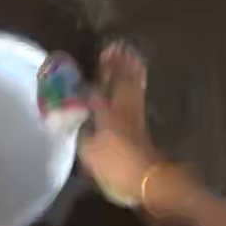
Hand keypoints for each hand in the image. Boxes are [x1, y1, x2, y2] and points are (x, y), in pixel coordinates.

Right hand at [79, 44, 164, 207]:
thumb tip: (78, 121)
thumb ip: (82, 134)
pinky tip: (138, 75)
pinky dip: (137, 79)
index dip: (95, 74)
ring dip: (128, 67)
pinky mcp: (143, 121)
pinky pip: (138, 91)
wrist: (148, 178)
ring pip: (131, 83)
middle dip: (115, 63)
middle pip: (118, 79)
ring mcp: (134, 112)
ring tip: (127, 52)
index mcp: (106, 111)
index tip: (91, 59)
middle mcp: (121, 106)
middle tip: (113, 46)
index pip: (98, 87)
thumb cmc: (116, 165)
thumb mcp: (90, 154)